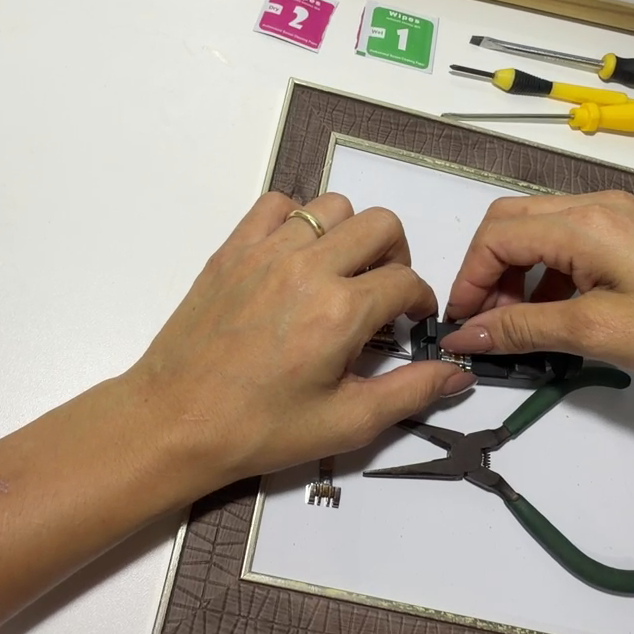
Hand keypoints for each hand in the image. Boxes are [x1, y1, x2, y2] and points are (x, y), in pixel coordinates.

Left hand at [119, 191, 468, 488]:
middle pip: (381, 224)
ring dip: (350, 232)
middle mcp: (308, 267)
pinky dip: (296, 219)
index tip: (411, 320)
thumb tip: (458, 373)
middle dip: (396, 255)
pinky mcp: (233, 248)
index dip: (420, 301)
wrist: (175, 421)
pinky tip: (295, 256)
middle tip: (383, 291)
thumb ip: (410, 391)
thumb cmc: (260, 429)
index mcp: (341, 311)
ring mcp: (267, 251)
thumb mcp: (346, 422)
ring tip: (341, 270)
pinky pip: (277, 204)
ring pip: (333, 206)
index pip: (406, 280)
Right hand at [437, 191, 633, 400]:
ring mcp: (619, 216)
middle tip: (486, 320)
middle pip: (512, 222)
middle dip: (488, 270)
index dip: (469, 279)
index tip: (462, 326)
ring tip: (520, 322)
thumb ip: (521, 328)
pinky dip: (548, 273)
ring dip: (517, 272)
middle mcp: (596, 205)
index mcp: (584, 221)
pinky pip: (571, 241)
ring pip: (540, 231)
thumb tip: (463, 337)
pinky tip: (557, 311)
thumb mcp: (595, 333)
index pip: (496, 236)